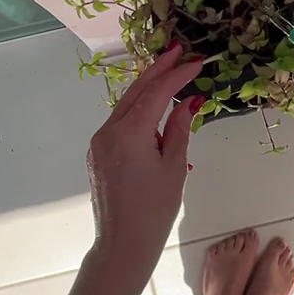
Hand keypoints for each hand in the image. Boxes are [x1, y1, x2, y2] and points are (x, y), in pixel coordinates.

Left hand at [85, 42, 205, 267]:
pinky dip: (138, 109)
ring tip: (169, 72)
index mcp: (129, 133)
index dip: (178, 74)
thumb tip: (187, 102)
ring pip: (125, 105)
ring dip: (147, 88)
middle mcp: (108, 131)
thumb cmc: (154, 210)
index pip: (156, 92)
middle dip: (158, 69)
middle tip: (179, 50)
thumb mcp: (174, 167)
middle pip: (135, 91)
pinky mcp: (97, 153)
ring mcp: (98, 142)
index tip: (196, 60)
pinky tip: (153, 106)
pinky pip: (119, 121)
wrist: (122, 244)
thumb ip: (179, 129)